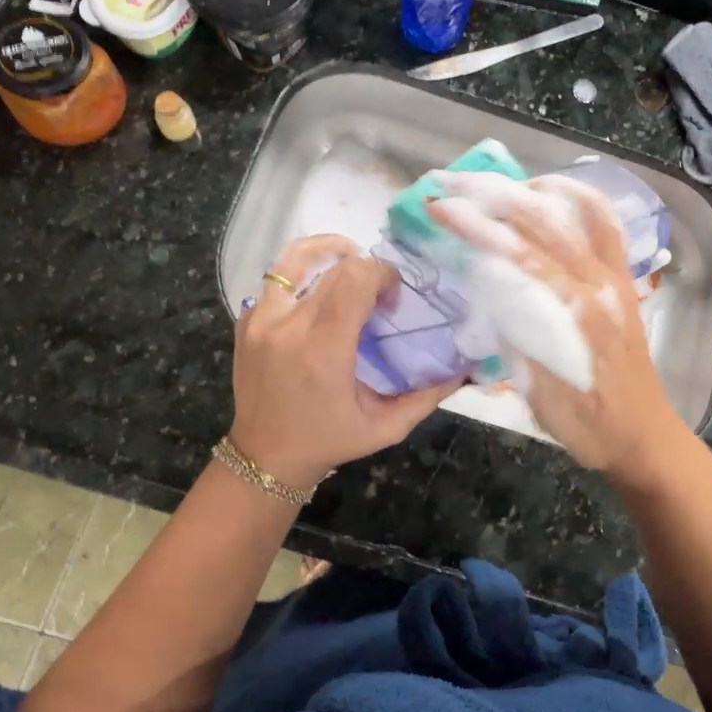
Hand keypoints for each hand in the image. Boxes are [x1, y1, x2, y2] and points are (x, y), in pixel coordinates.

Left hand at [231, 234, 459, 488]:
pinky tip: (321, 294)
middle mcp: (288, 327)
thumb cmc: (327, 442)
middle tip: (379, 294)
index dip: (382, 274)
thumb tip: (464, 370)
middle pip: (334, 267)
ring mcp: (261, 320)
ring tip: (349, 266)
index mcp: (323, 351)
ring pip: (295, 259)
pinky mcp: (246, 322)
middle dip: (365, 269)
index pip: (355, 280)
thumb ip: (426, 397)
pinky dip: (303, 276)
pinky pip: (276, 280)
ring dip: (328, 254)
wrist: (264, 458)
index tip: (394, 295)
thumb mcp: (384, 428)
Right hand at [430, 178, 683, 474]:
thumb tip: (489, 284)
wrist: (642, 438)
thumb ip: (516, 333)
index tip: (441, 207)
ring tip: (503, 184)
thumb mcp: (539, 390)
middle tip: (455, 182)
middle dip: (496, 194)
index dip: (476, 226)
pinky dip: (582, 202)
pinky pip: (607, 228)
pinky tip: (555, 197)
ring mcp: (616, 279)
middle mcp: (599, 285)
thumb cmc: (586, 424)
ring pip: (582, 212)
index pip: (518, 254)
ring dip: (539, 189)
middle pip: (545, 221)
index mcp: (575, 313)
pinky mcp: (624, 282)